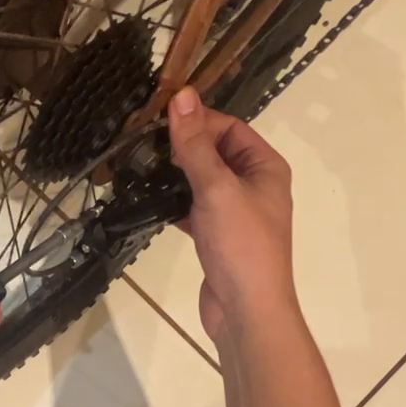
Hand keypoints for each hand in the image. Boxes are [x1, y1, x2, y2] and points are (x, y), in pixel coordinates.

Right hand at [167, 86, 297, 342]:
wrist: (246, 310)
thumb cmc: (240, 245)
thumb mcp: (217, 188)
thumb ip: (196, 145)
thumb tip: (182, 96)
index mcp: (265, 167)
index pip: (229, 128)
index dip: (197, 120)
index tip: (158, 121)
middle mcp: (254, 186)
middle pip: (215, 154)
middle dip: (182, 149)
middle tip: (142, 146)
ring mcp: (235, 215)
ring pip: (202, 184)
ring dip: (176, 178)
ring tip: (140, 171)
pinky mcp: (218, 239)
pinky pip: (194, 211)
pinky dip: (175, 206)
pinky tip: (149, 204)